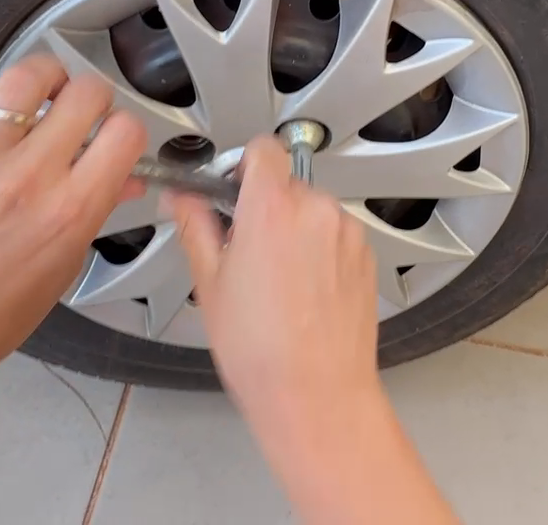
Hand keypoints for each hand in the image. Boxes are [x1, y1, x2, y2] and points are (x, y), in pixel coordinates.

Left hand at [0, 56, 147, 393]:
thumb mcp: (64, 268)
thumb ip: (98, 212)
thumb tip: (127, 177)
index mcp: (71, 211)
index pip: (126, 132)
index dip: (128, 129)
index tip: (114, 141)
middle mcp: (31, 177)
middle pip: (85, 94)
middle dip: (94, 98)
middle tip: (82, 116)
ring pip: (23, 81)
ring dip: (44, 79)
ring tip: (42, 96)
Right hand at [168, 136, 381, 434]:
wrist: (319, 398)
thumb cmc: (263, 351)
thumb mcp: (210, 283)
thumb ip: (196, 225)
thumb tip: (182, 198)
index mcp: (272, 208)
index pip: (261, 149)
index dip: (241, 164)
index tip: (231, 188)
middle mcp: (315, 209)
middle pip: (284, 182)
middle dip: (264, 207)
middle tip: (247, 250)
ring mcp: (345, 231)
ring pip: (311, 209)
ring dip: (294, 228)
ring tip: (279, 280)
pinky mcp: (365, 253)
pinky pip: (335, 233)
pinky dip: (320, 249)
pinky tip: (305, 290)